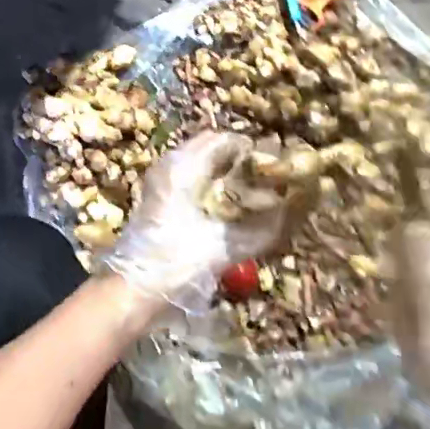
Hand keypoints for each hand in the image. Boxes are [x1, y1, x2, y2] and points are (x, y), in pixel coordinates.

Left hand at [100, 131, 285, 306]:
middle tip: (267, 180)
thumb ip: (263, 228)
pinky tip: (228, 209)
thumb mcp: (226, 246)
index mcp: (182, 165)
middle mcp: (168, 164)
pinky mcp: (157, 197)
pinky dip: (209, 186)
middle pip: (210, 148)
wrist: (132, 289)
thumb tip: (297, 209)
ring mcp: (159, 180)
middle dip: (239, 161)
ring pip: (199, 164)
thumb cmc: (177, 261)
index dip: (250, 149)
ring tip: (253, 195)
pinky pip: (189, 179)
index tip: (274, 165)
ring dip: (224, 174)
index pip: (223, 139)